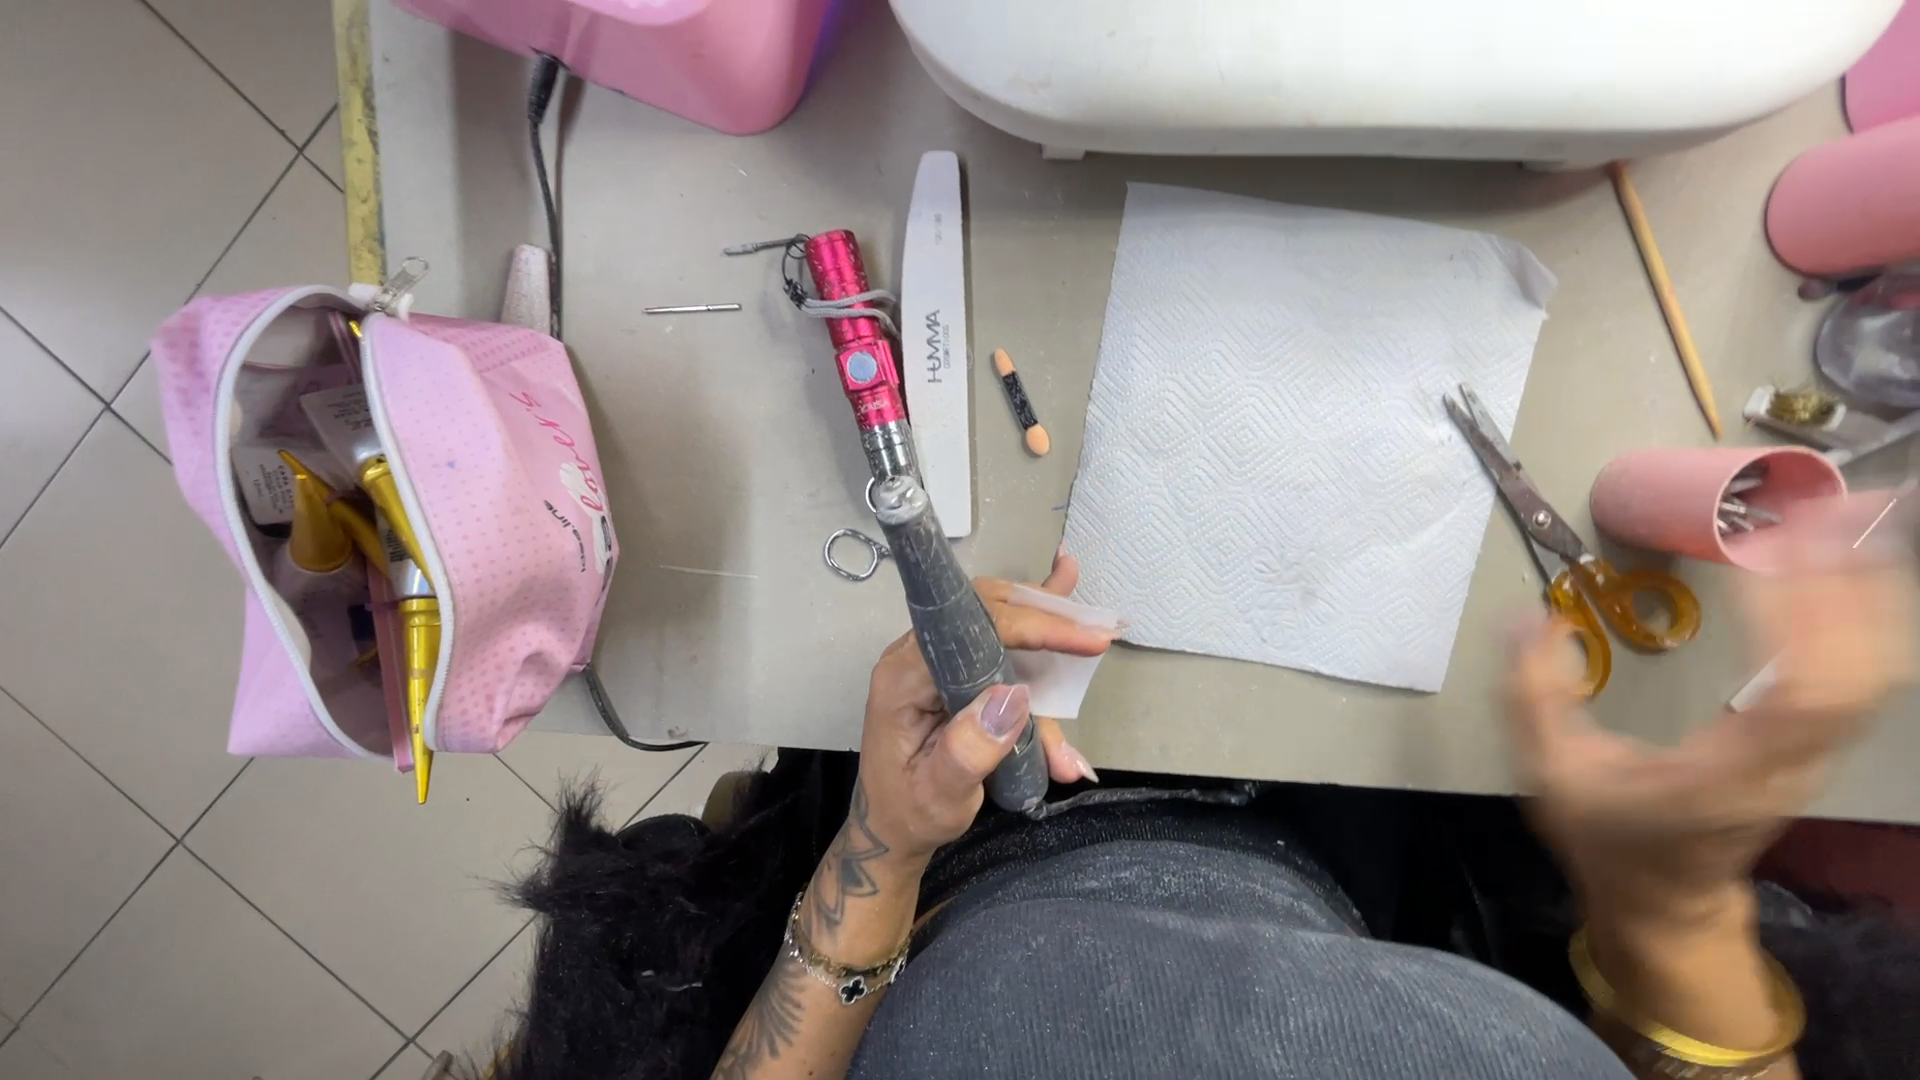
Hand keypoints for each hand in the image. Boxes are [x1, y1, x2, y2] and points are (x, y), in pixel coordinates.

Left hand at [856, 550, 1114, 863]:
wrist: (890, 827)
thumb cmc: (911, 815)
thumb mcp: (939, 795)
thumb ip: (970, 750)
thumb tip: (1015, 696)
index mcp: (905, 678)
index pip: (972, 631)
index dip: (1032, 628)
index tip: (1085, 640)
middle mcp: (915, 656)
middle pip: (985, 612)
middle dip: (1046, 618)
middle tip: (1099, 631)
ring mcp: (934, 660)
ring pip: (995, 621)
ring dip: (1045, 623)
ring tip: (1092, 624)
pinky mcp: (951, 670)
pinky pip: (996, 641)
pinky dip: (1036, 637)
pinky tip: (1065, 617)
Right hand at [1504, 544, 1914, 927]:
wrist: (1663, 894)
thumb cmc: (1605, 834)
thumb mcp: (1547, 769)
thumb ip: (1532, 695)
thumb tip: (1530, 617)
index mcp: (1728, 772)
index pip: (1796, 693)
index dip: (1796, 619)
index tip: (1763, 551)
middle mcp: (1790, 760)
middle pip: (1858, 672)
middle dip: (1848, 586)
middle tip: (1817, 510)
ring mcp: (1811, 752)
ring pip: (1871, 669)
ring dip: (1863, 592)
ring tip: (1838, 521)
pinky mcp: (1810, 740)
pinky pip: (1854, 674)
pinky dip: (1854, 615)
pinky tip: (1835, 572)